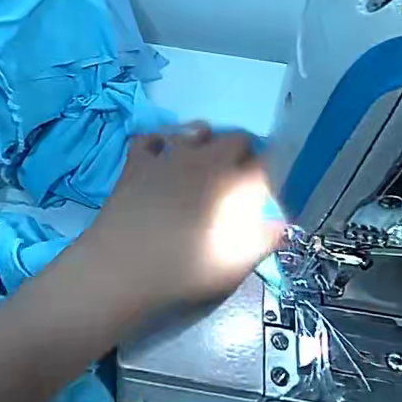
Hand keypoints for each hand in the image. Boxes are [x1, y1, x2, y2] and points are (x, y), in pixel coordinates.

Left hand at [72, 123, 284, 324]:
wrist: (122, 269)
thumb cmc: (183, 272)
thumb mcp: (233, 266)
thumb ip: (262, 241)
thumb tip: (280, 226)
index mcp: (235, 183)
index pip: (267, 163)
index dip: (271, 174)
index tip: (268, 190)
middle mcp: (207, 160)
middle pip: (237, 138)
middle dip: (245, 153)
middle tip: (239, 177)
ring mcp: (170, 156)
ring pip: (198, 129)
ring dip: (208, 140)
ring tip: (204, 161)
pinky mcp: (138, 161)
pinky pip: (152, 138)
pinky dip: (161, 143)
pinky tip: (161, 157)